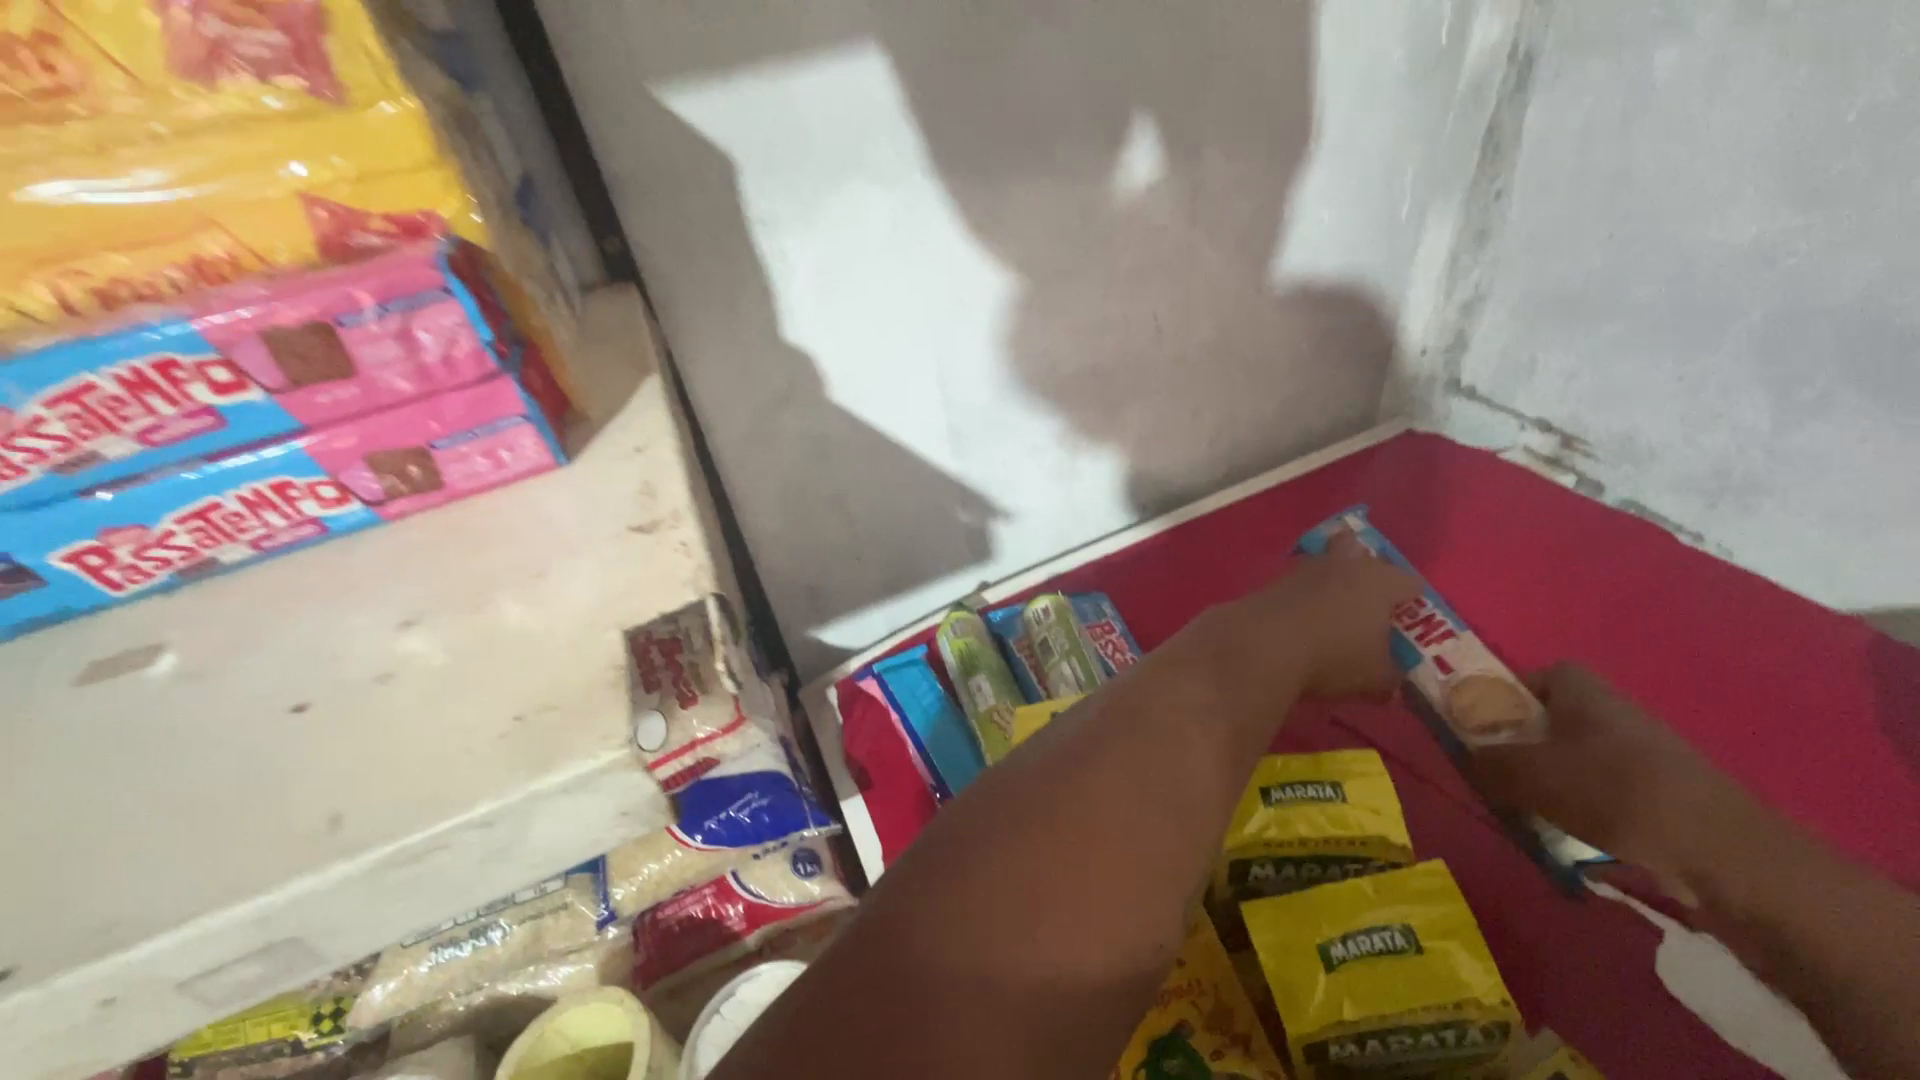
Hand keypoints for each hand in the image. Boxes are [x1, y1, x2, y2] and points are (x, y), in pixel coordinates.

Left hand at [1187, 530, 1421, 702]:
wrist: (1260, 645)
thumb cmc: (1333, 657)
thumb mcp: (1374, 679)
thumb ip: (1389, 678)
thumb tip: (1390, 684)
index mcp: (1381, 581)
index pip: (1410, 583)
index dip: (1412, 604)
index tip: (1408, 625)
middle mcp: (1345, 564)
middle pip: (1363, 558)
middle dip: (1366, 577)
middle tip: (1366, 608)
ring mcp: (1304, 568)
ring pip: (1325, 567)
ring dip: (1328, 586)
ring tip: (1328, 615)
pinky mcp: (1270, 580)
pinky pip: (1295, 586)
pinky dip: (1299, 600)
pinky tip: (1296, 623)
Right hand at [1470, 663, 1771, 887]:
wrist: (1720, 851)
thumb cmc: (1613, 792)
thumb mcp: (1530, 774)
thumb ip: (1488, 761)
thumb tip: (1466, 756)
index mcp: (1585, 693)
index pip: (1542, 675)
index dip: (1510, 694)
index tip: (1485, 725)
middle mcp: (1616, 714)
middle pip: (1557, 719)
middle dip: (1526, 745)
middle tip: (1497, 773)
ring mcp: (1644, 755)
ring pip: (1580, 759)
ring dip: (1552, 782)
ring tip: (1530, 812)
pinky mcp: (1663, 795)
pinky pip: (1606, 792)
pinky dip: (1584, 809)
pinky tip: (1573, 837)